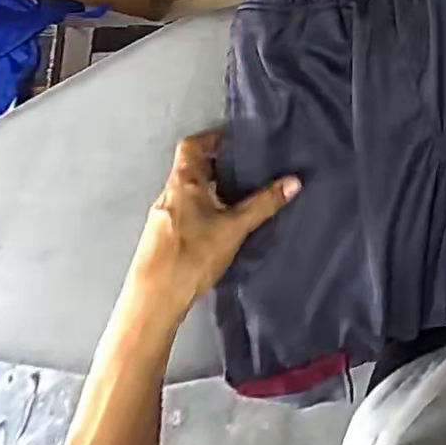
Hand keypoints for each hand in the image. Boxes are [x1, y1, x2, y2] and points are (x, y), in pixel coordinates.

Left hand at [122, 130, 299, 324]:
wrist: (150, 308)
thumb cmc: (190, 258)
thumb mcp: (235, 228)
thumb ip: (265, 203)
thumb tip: (295, 180)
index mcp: (183, 185)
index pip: (192, 146)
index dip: (214, 136)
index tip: (240, 137)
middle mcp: (170, 196)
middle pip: (194, 166)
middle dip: (223, 161)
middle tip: (254, 161)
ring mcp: (164, 217)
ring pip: (193, 188)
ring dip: (217, 183)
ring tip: (248, 187)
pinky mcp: (165, 236)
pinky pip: (190, 206)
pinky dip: (210, 202)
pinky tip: (229, 216)